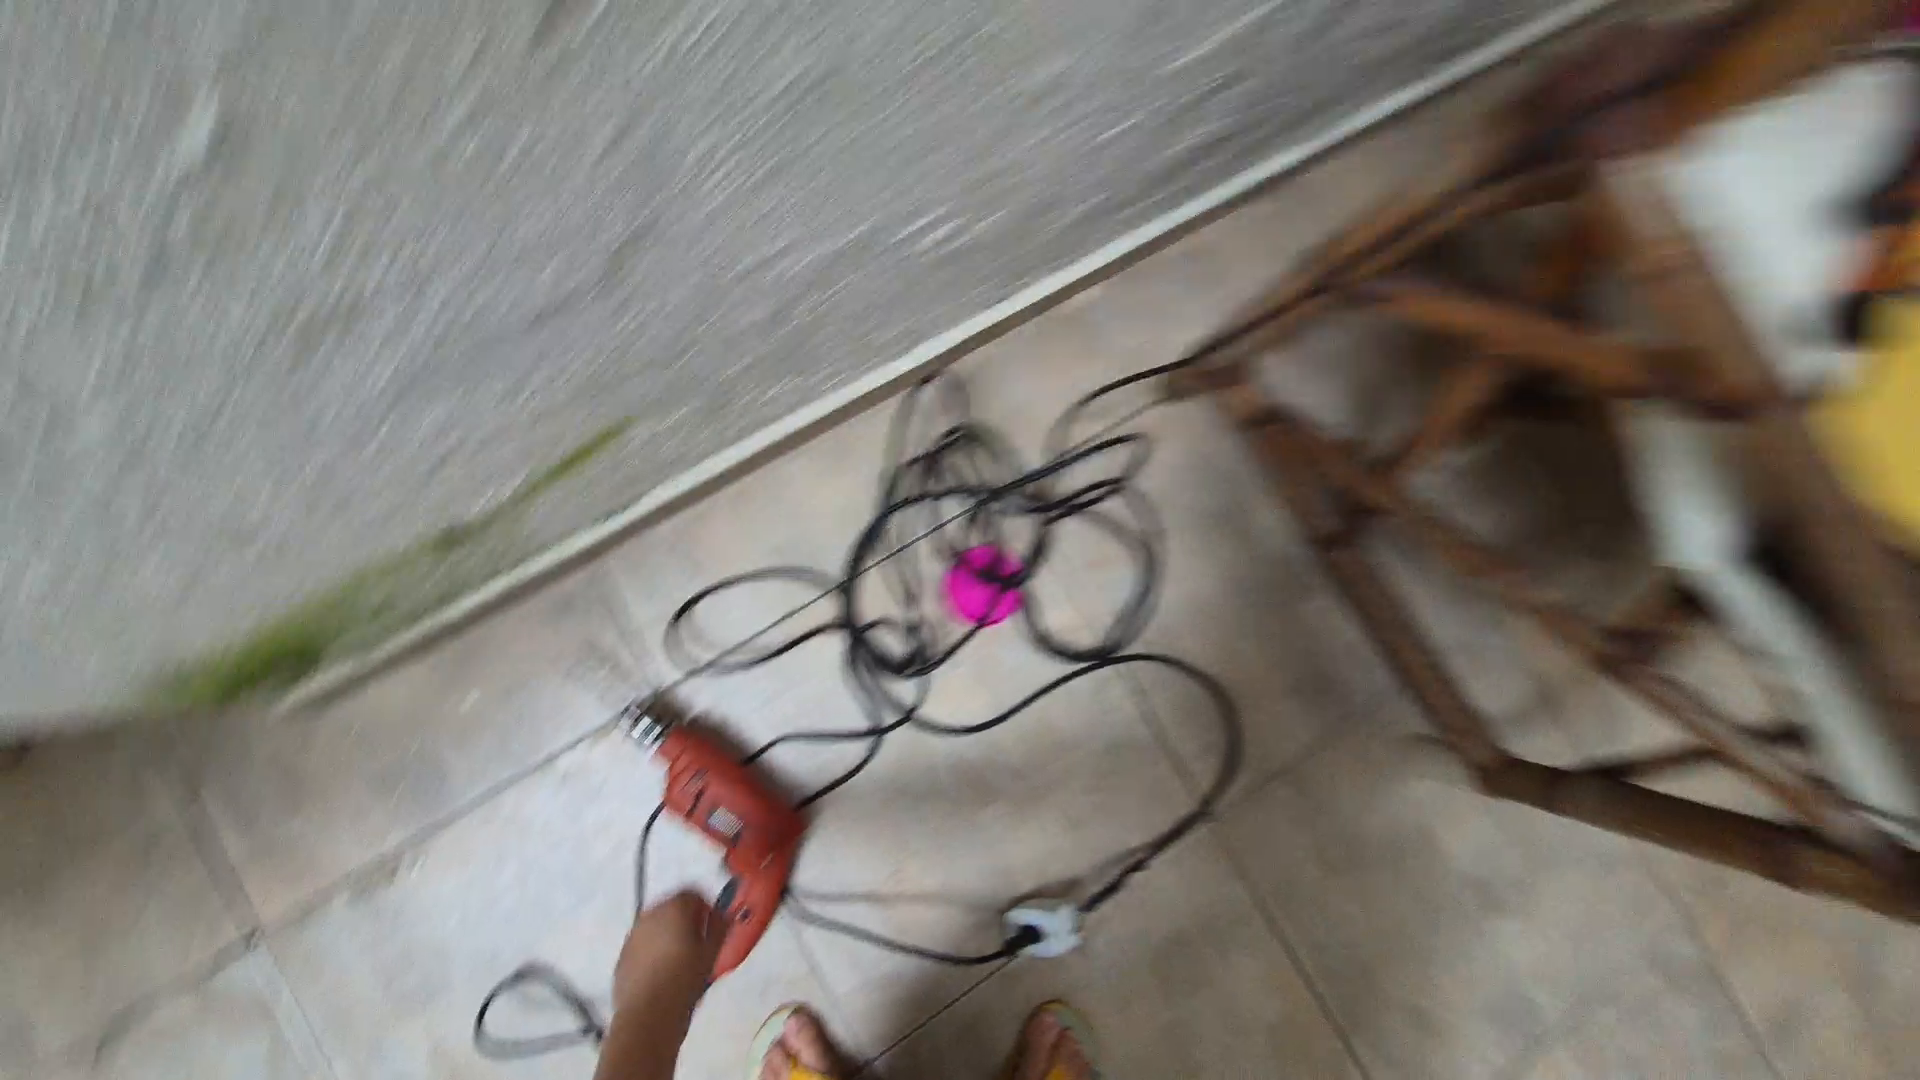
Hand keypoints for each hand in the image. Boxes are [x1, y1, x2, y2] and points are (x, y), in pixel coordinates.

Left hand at [612, 891, 723, 1015]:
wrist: (647, 1017)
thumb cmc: (685, 981)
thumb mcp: (713, 952)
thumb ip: (721, 925)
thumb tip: (725, 914)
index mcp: (675, 907)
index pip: (693, 893)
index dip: (706, 907)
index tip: (712, 926)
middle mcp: (650, 915)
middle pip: (672, 907)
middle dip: (686, 920)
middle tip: (698, 942)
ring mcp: (632, 936)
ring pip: (656, 926)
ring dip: (668, 935)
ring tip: (680, 960)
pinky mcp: (621, 957)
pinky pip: (642, 945)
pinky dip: (652, 951)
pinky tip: (661, 974)